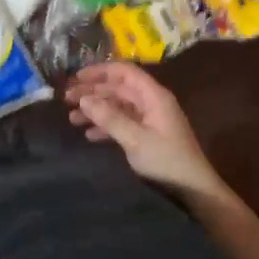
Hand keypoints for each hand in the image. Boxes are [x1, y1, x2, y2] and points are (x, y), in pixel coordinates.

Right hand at [66, 63, 229, 201]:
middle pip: (118, 88)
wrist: (192, 187)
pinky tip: (89, 134)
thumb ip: (109, 118)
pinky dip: (106, 125)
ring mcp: (150, 118)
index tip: (76, 78)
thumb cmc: (165, 160)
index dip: (99, 72)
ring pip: (118, 106)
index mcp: (153, 96)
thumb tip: (84, 99)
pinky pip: (123, 122)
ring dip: (96, 110)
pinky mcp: (148, 134)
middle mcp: (152, 101)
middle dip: (93, 92)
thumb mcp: (135, 139)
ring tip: (72, 118)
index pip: (124, 72)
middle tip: (66, 99)